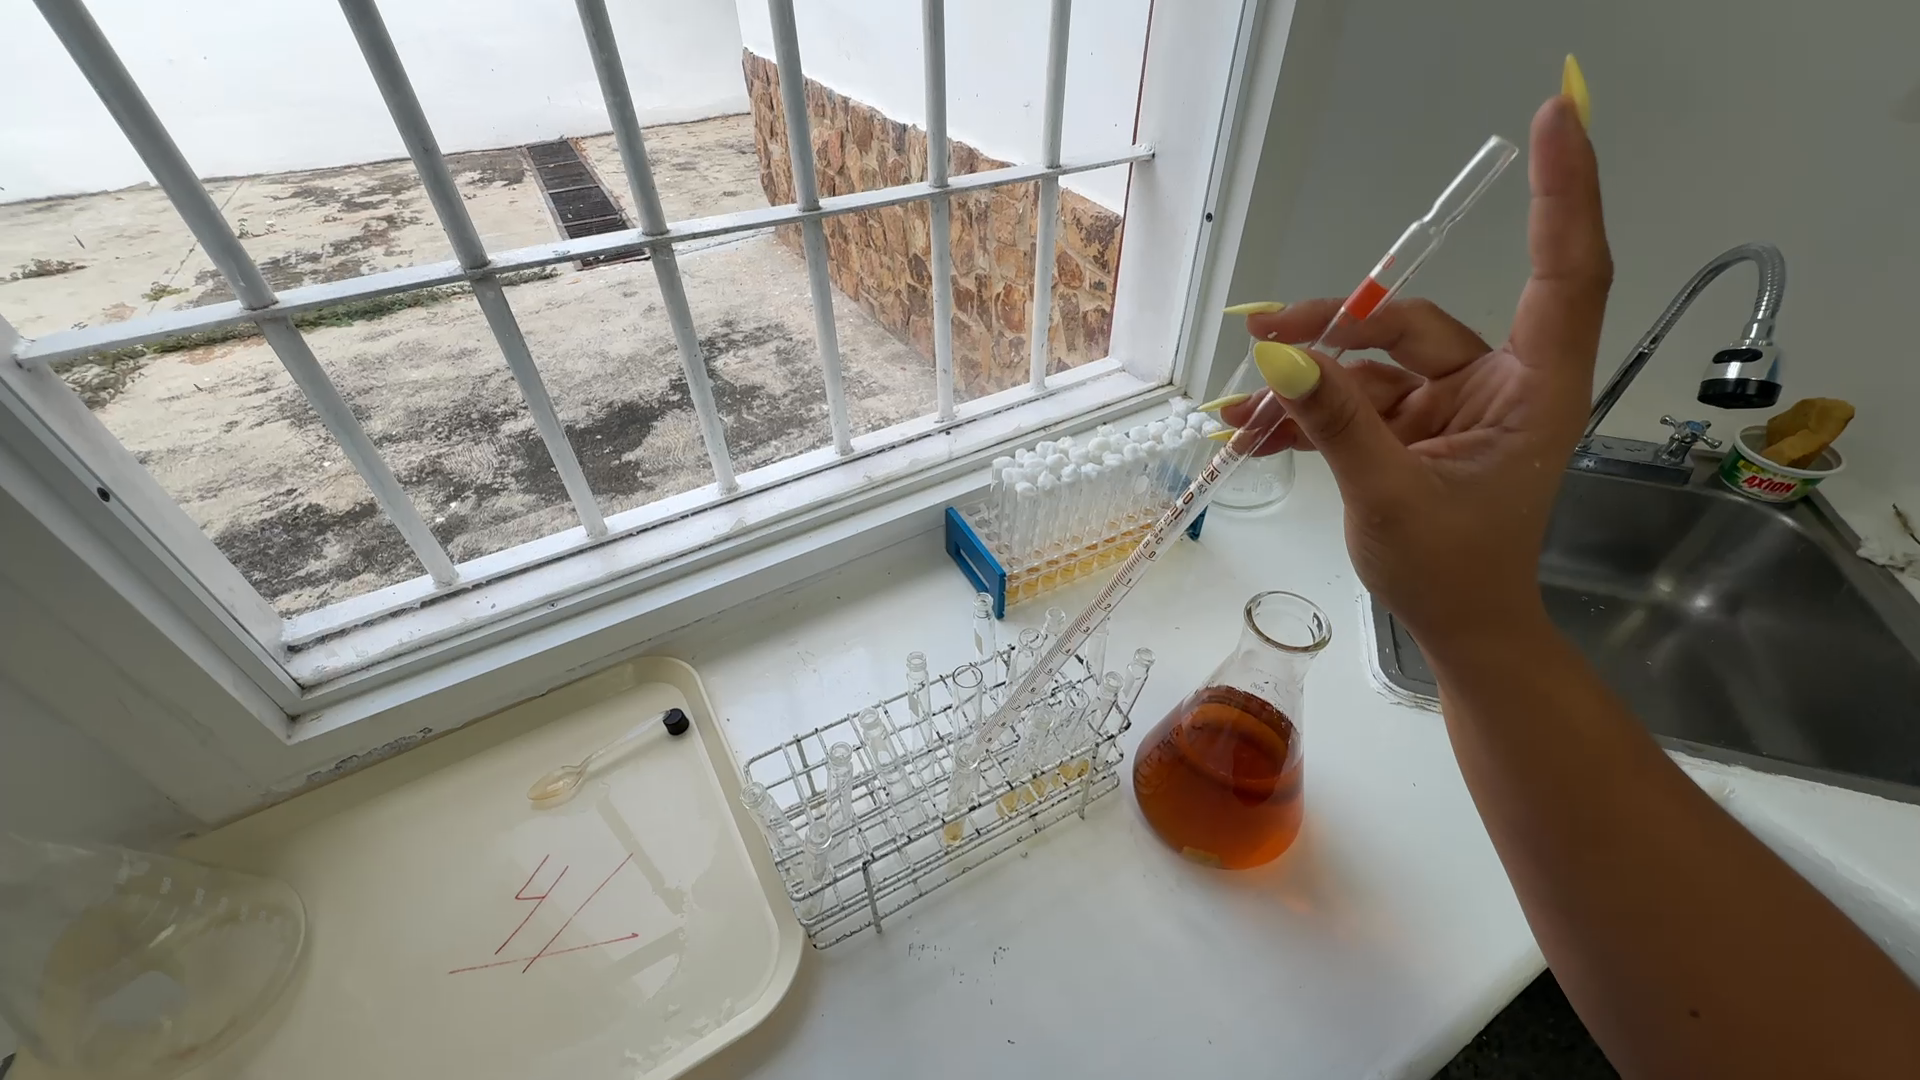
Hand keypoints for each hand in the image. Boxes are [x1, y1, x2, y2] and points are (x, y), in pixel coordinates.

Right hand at [1219, 96, 1610, 640]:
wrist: (1454, 627)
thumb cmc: (1449, 570)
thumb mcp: (1387, 494)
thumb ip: (1336, 421)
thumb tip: (1279, 358)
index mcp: (1533, 390)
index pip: (1565, 273)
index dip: (1563, 194)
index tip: (1555, 116)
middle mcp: (1495, 385)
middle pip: (1410, 326)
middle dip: (1330, 331)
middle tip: (1260, 336)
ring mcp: (1447, 407)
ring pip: (1367, 369)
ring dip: (1302, 387)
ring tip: (1236, 413)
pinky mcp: (1410, 431)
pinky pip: (1351, 406)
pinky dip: (1304, 417)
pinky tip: (1249, 434)